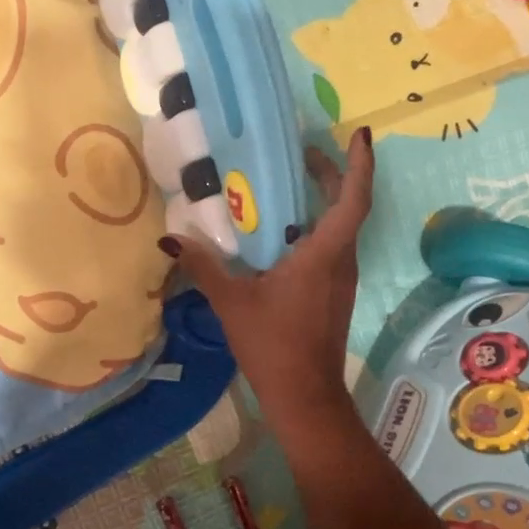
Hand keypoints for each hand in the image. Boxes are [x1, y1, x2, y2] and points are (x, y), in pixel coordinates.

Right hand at [162, 126, 375, 434]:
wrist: (304, 394)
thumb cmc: (273, 344)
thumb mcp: (232, 302)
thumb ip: (204, 266)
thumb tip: (170, 239)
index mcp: (324, 255)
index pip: (352, 199)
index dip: (358, 164)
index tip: (357, 135)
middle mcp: (341, 261)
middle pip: (347, 207)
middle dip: (332, 176)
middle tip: (304, 153)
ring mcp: (341, 279)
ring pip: (339, 229)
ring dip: (322, 203)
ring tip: (289, 186)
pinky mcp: (333, 294)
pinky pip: (329, 249)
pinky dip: (313, 230)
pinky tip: (281, 236)